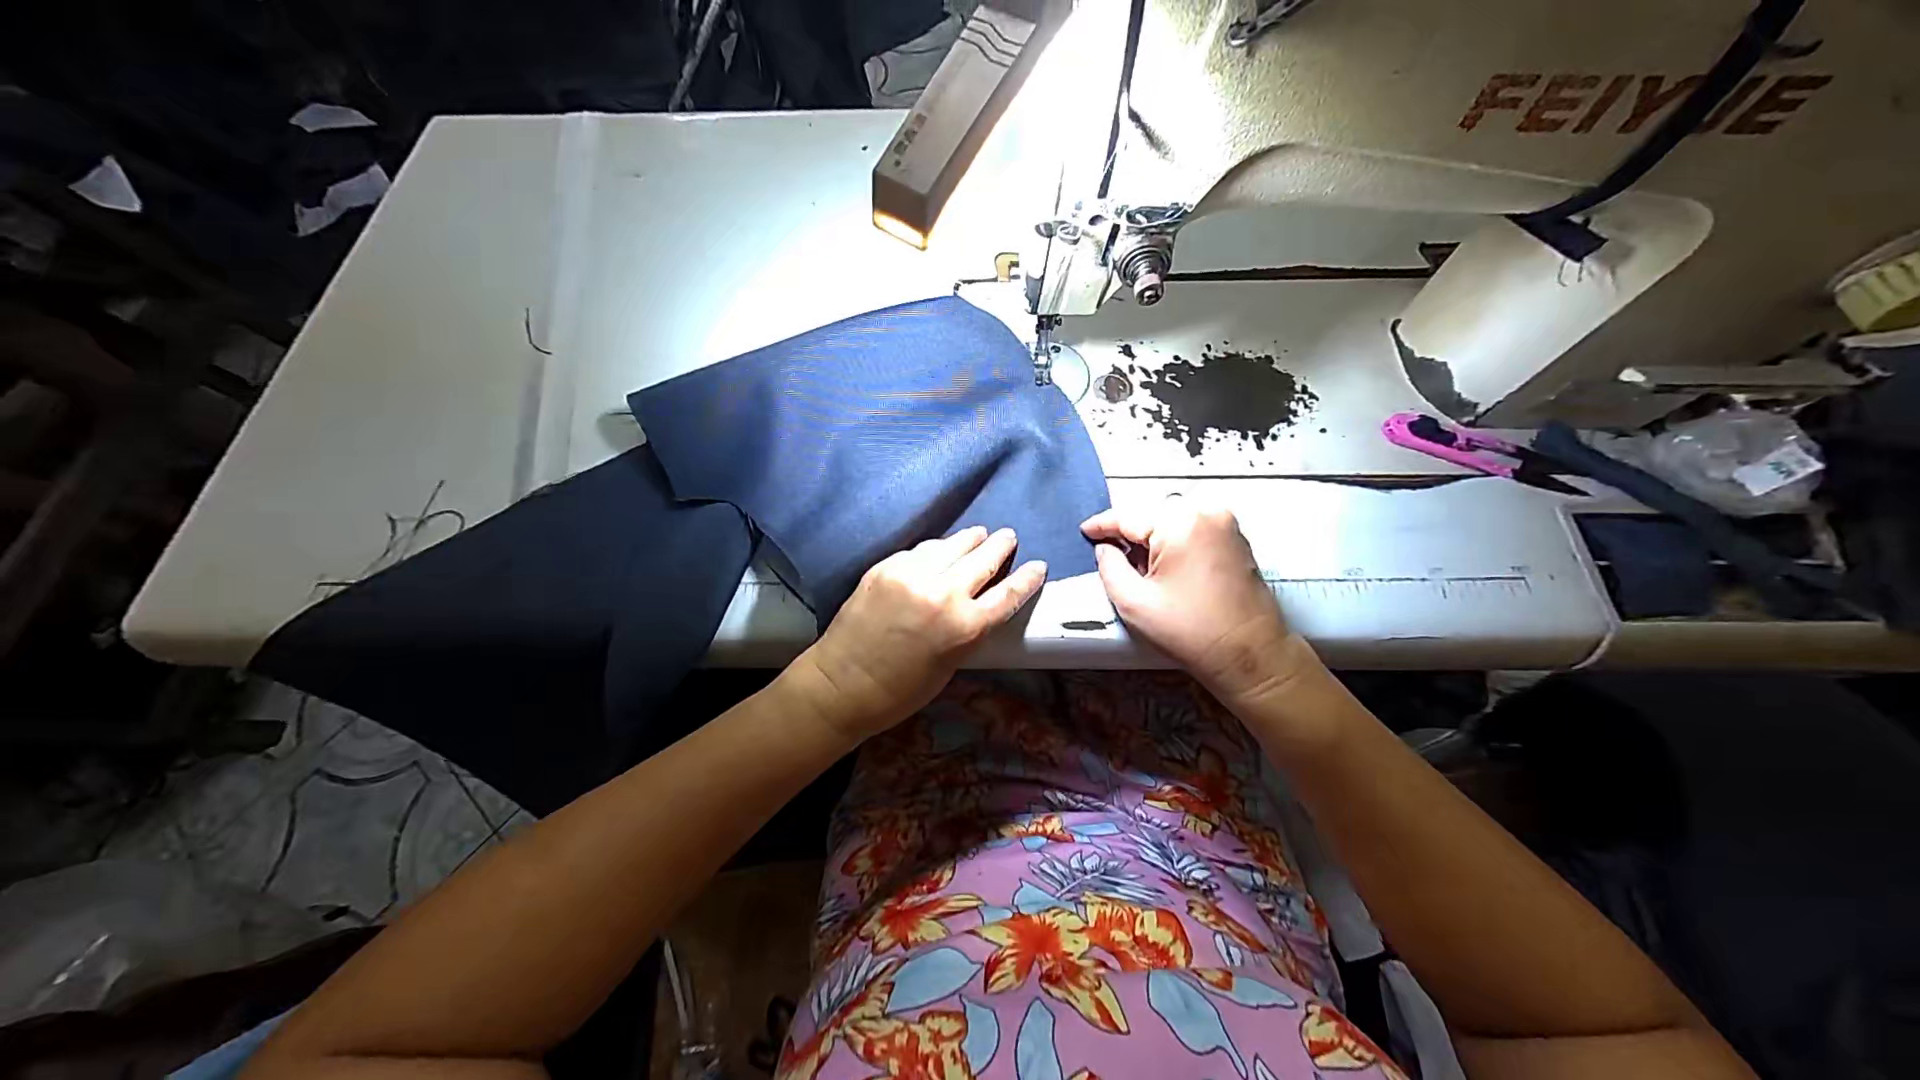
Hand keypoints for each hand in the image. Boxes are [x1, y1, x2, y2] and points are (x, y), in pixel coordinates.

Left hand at [789, 526, 1046, 741]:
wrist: (842, 684)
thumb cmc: (901, 690)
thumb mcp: (951, 664)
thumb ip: (969, 628)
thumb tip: (980, 601)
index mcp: (965, 627)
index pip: (1008, 594)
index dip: (1028, 578)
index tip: (1038, 565)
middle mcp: (943, 594)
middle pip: (983, 559)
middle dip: (1000, 545)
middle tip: (1008, 536)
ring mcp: (911, 576)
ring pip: (951, 545)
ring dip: (970, 539)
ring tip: (979, 534)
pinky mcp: (886, 567)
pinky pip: (920, 550)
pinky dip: (936, 549)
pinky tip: (941, 548)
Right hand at [1082, 500, 1317, 708]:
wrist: (1249, 655)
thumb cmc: (1196, 632)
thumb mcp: (1133, 602)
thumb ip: (1108, 567)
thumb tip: (1105, 550)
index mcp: (1180, 524)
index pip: (1128, 516)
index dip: (1102, 525)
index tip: (1087, 531)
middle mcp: (1207, 514)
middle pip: (1151, 515)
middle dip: (1130, 534)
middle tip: (1113, 559)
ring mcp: (1225, 525)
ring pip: (1172, 522)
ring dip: (1153, 540)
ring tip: (1142, 572)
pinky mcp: (1235, 539)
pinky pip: (1193, 529)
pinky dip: (1174, 543)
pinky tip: (1167, 571)